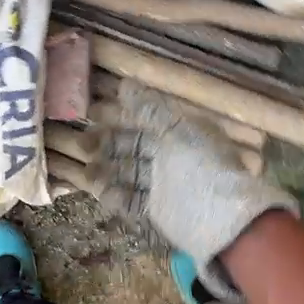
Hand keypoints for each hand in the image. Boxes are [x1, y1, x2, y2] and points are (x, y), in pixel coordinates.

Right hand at [99, 89, 296, 297]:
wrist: (219, 219)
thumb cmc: (201, 166)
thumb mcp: (178, 130)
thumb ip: (149, 109)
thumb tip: (124, 84)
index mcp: (181, 136)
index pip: (146, 122)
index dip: (120, 118)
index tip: (93, 115)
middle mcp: (172, 159)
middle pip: (134, 148)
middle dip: (108, 145)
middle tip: (84, 144)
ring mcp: (165, 187)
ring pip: (129, 174)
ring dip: (108, 171)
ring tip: (88, 171)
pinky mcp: (158, 213)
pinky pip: (132, 202)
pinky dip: (117, 197)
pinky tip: (102, 192)